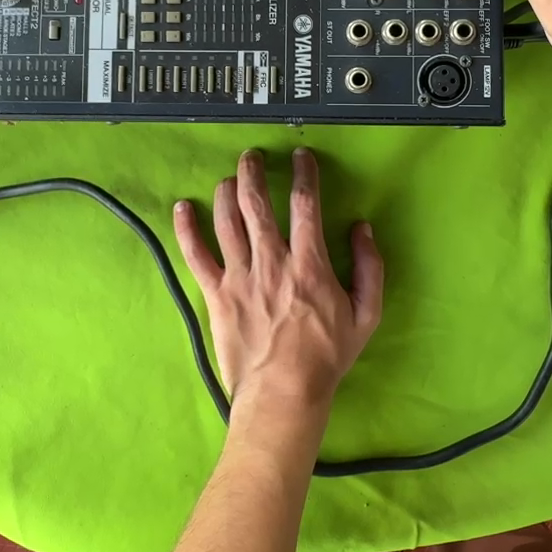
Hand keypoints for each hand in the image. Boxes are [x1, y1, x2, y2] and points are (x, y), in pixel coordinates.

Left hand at [172, 149, 384, 412]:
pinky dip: (186, 229)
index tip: (301, 157)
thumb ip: (369, 268)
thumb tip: (362, 229)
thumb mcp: (366, 315)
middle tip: (252, 157)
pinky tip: (182, 208)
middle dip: (253, 173)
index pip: (305, 204)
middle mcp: (271, 260)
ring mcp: (239, 276)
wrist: (284, 394)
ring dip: (226, 192)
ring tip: (228, 179)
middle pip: (256, 203)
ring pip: (227, 221)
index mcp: (308, 263)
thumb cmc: (326, 356)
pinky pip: (196, 255)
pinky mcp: (216, 294)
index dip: (304, 174)